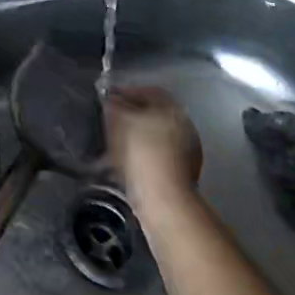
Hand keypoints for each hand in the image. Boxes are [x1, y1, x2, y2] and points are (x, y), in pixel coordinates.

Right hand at [106, 87, 202, 207]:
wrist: (164, 203)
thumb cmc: (142, 154)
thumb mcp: (120, 121)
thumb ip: (113, 105)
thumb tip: (110, 100)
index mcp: (173, 110)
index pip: (149, 91)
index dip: (127, 92)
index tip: (109, 98)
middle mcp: (184, 128)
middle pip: (153, 115)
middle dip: (130, 117)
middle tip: (109, 121)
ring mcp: (185, 154)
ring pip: (153, 138)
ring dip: (133, 139)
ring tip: (112, 146)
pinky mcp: (180, 177)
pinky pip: (155, 158)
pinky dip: (140, 158)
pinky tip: (123, 165)